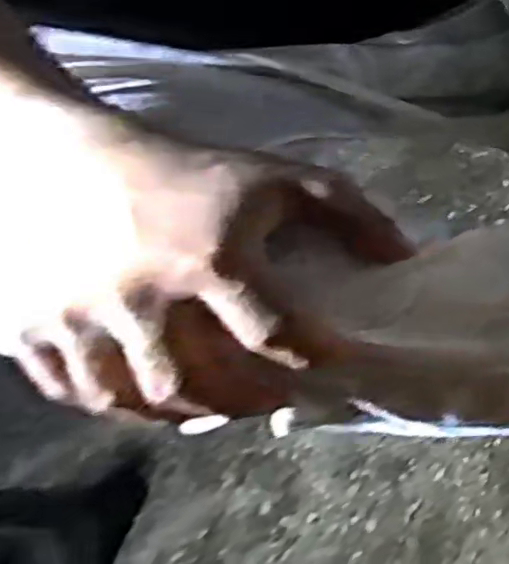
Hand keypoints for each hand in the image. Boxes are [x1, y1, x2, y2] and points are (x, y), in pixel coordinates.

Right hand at [0, 112, 412, 418]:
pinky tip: (159, 402)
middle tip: (283, 398)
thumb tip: (404, 256)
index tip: (341, 365)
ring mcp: (77, 323)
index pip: (270, 329)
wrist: (80, 164)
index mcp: (215, 262)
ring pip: (131, 395)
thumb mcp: (297, 182)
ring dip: (185, 411)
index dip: (309, 354)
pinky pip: (71, 392)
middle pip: (198, 376)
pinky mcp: (26, 334)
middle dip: (246, 397)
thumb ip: (358, 218)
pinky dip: (119, 408)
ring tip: (230, 407)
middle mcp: (144, 301)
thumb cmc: (205, 174)